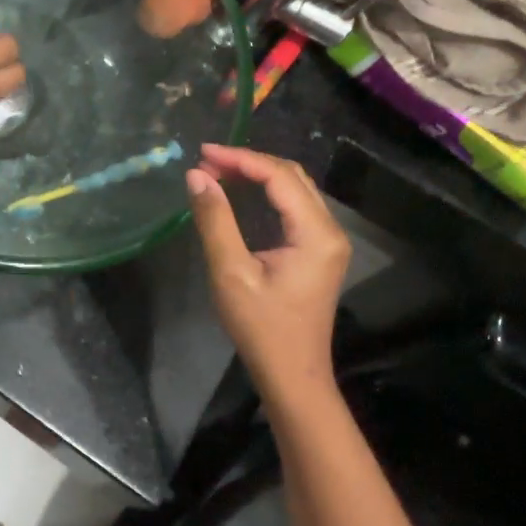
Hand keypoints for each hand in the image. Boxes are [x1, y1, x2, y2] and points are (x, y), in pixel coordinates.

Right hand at [186, 144, 350, 397]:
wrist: (292, 372)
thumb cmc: (261, 325)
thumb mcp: (230, 272)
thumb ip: (215, 220)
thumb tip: (196, 175)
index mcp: (315, 234)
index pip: (280, 177)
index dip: (241, 158)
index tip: (202, 152)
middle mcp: (329, 231)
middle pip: (292, 177)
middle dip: (249, 162)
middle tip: (206, 161)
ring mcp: (327, 242)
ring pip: (295, 189)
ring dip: (257, 174)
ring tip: (217, 172)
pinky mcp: (318, 252)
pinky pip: (295, 206)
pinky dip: (266, 192)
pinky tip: (240, 193)